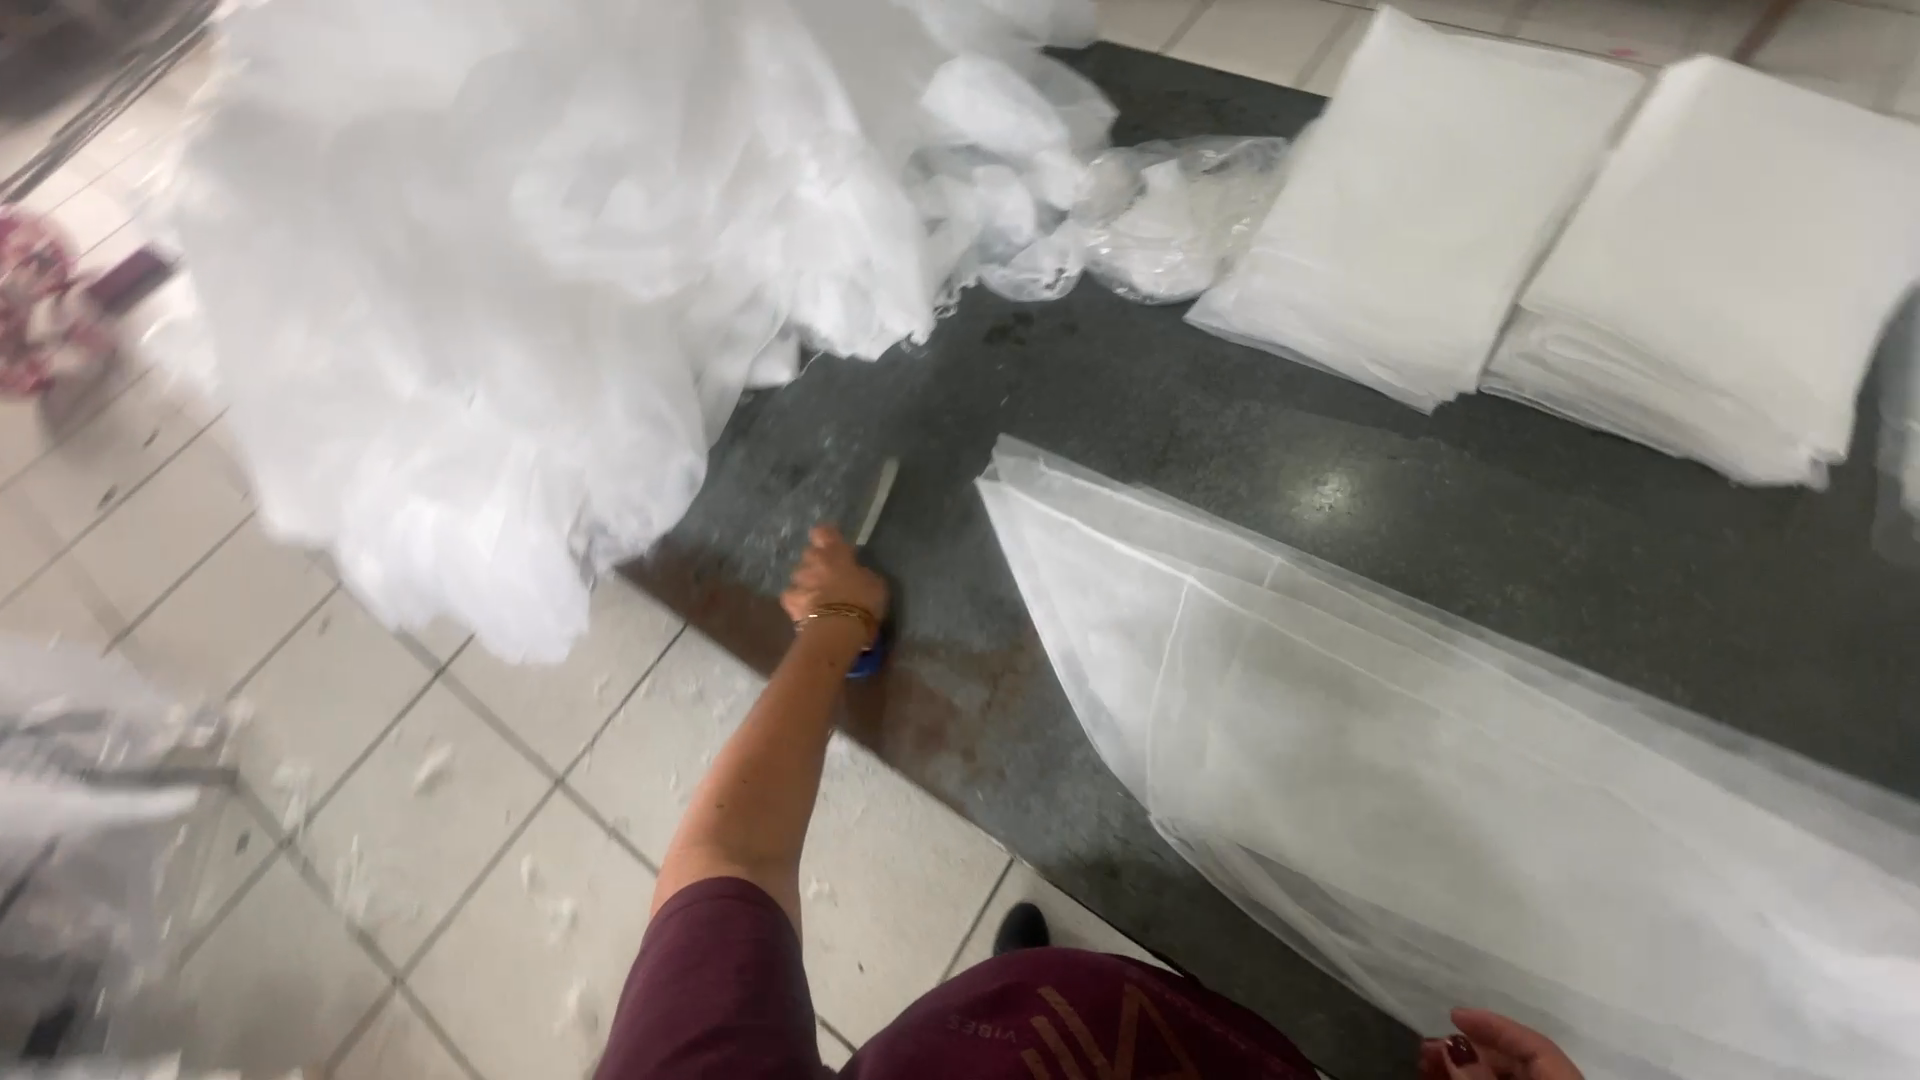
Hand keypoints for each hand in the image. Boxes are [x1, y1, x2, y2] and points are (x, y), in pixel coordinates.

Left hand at [781, 525, 889, 627]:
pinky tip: (807, 609)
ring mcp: (798, 581)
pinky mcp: (789, 601)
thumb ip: (862, 573)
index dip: (826, 536)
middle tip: (829, 574)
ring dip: (807, 581)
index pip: (824, 532)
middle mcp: (813, 561)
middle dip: (817, 561)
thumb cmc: (863, 601)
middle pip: (809, 553)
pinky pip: (792, 595)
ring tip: (819, 596)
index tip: (834, 543)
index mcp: (835, 553)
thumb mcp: (875, 583)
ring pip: (799, 575)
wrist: (838, 628)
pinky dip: (799, 600)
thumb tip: (856, 573)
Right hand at [1419, 1010, 1583, 1079]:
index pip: (1534, 1043)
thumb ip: (1481, 1078)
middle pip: (1517, 1059)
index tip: (1451, 1014)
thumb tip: (1452, 1046)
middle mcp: (1562, 1078)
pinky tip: (1446, 1076)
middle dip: (1468, 1049)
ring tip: (1427, 1063)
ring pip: (1509, 1076)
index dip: (1493, 1024)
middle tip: (1427, 1046)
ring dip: (1465, 1065)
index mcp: (1567, 1077)